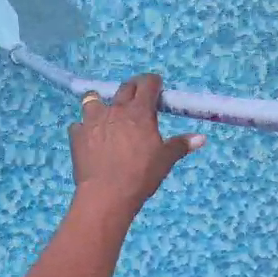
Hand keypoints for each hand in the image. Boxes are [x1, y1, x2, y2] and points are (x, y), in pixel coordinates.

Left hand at [68, 73, 203, 220]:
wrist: (106, 193)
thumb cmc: (140, 175)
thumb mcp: (165, 160)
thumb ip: (180, 145)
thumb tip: (200, 138)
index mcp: (139, 112)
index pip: (147, 84)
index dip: (153, 83)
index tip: (156, 88)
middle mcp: (115, 110)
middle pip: (123, 88)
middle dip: (132, 89)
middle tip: (136, 100)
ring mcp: (92, 121)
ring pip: (92, 100)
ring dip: (100, 103)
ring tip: (105, 115)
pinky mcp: (76, 136)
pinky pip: (77, 125)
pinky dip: (83, 128)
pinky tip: (88, 139)